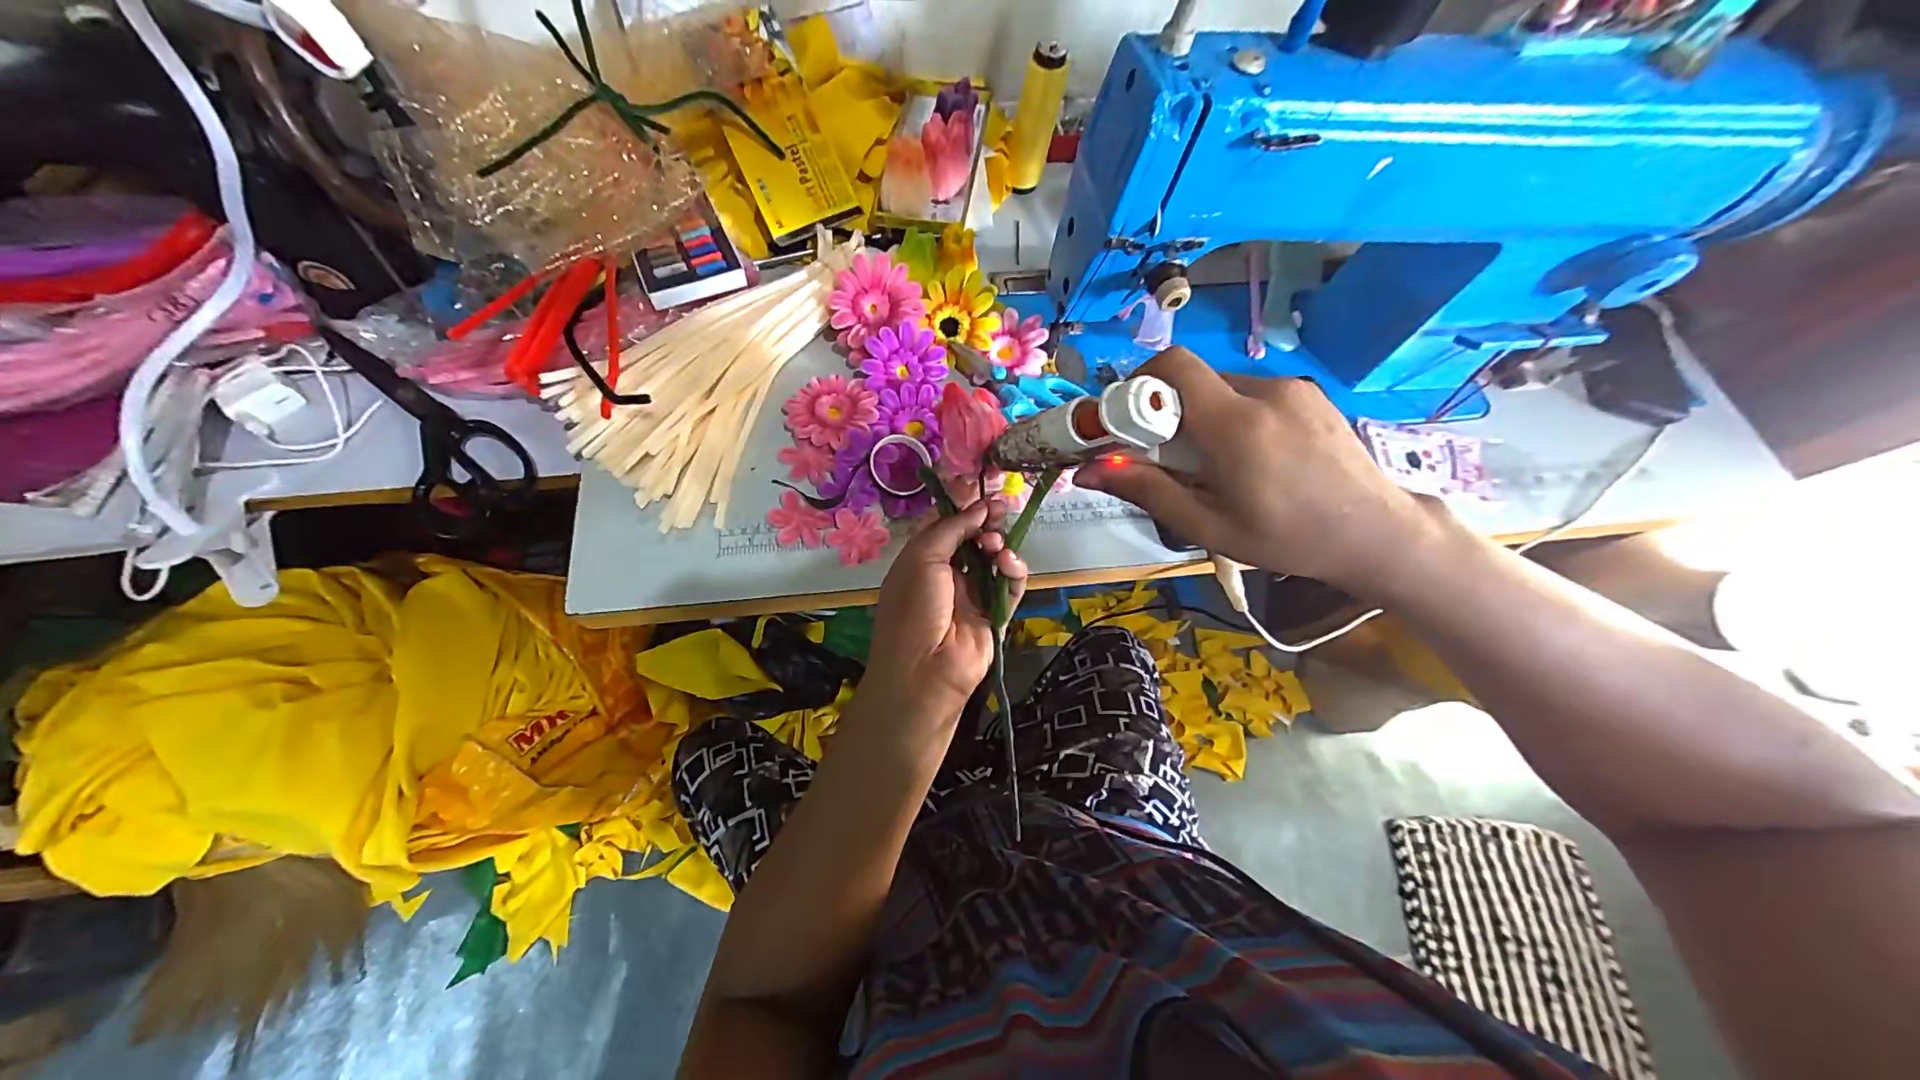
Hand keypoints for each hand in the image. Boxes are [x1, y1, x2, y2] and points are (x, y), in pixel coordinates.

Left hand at [862, 498, 1027, 729]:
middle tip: (1000, 510)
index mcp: (921, 559)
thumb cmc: (914, 609)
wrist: (925, 671)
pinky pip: (1012, 586)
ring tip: (996, 547)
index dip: (963, 506)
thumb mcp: (922, 558)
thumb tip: (979, 507)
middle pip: (974, 538)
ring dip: (999, 546)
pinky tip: (1009, 565)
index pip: (945, 525)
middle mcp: (947, 574)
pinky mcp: (996, 614)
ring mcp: (973, 595)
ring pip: (995, 559)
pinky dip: (1015, 572)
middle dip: (987, 522)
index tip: (982, 488)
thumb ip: (952, 528)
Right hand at [1075, 347, 1433, 595]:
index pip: (1172, 367)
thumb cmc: (1286, 538)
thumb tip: (1086, 470)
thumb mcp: (1208, 524)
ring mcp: (1292, 388)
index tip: (1127, 424)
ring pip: (1222, 385)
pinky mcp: (1310, 394)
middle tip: (1167, 455)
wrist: (1376, 533)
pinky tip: (1250, 456)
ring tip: (1213, 462)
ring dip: (1201, 414)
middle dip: (1167, 409)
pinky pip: (1252, 391)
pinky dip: (1233, 414)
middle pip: (1192, 378)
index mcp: (1235, 424)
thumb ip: (1146, 490)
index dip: (1137, 386)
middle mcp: (1264, 391)